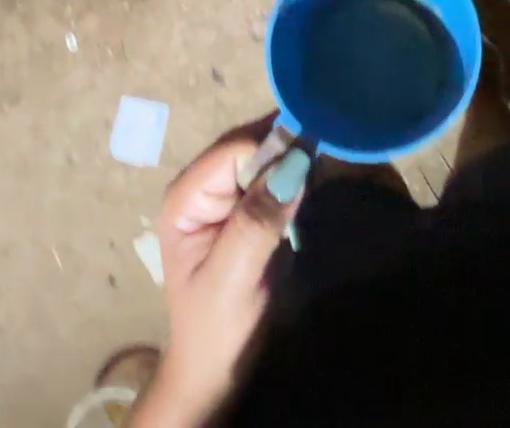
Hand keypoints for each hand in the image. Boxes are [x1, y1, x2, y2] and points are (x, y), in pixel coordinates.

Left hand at [134, 115, 309, 425]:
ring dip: (295, 159)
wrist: (217, 365)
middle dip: (287, 149)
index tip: (311, 166)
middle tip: (323, 161)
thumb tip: (291, 167)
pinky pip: (275, 172)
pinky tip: (311, 182)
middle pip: (251, 144)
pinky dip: (296, 173)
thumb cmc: (216, 327)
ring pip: (266, 153)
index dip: (274, 152)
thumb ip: (256, 223)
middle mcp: (203, 185)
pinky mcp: (247, 204)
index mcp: (186, 197)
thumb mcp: (233, 279)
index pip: (235, 150)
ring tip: (320, 169)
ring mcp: (226, 193)